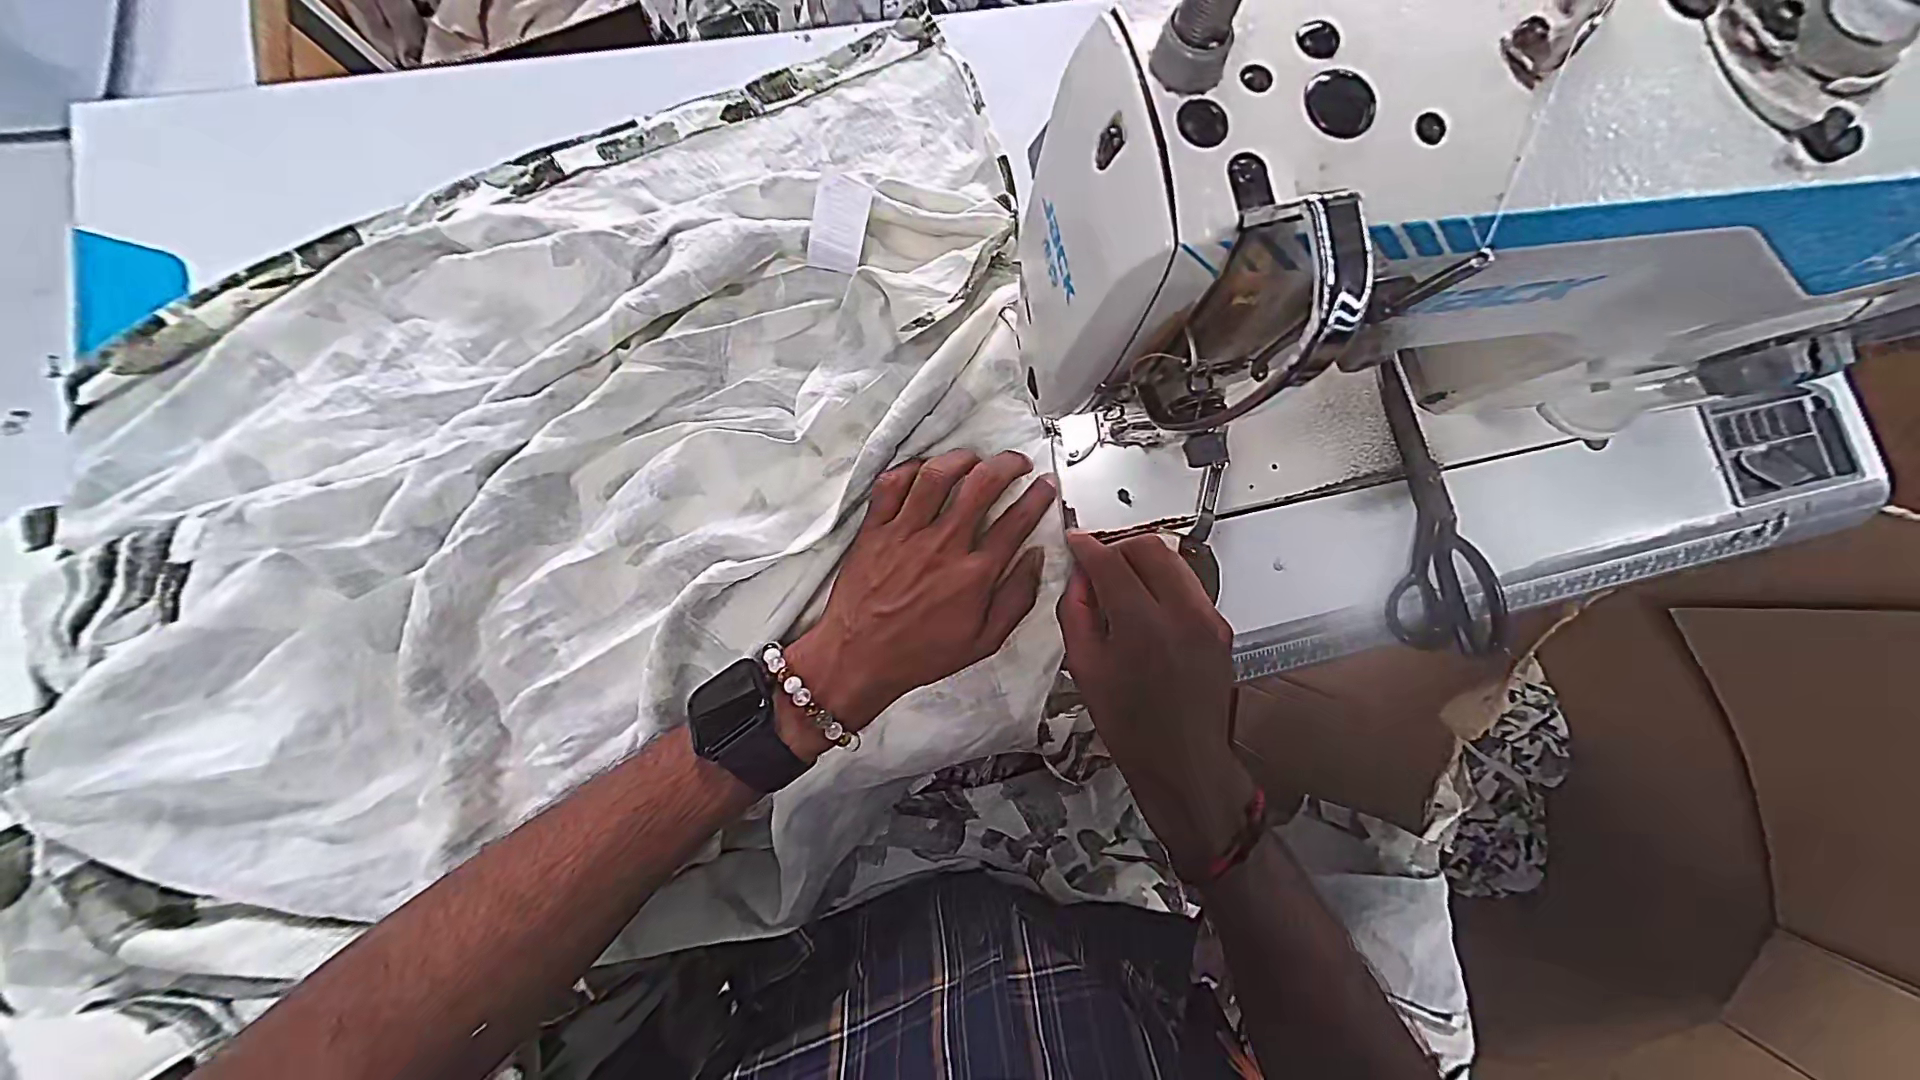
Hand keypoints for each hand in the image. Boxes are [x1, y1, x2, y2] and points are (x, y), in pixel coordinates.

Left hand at [778, 450, 1056, 758]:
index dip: (1037, 498)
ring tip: (973, 459)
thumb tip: (1034, 561)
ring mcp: (906, 535)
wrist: (859, 658)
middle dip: (1007, 465)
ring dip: (961, 459)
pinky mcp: (875, 531)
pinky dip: (908, 470)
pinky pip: (891, 486)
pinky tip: (921, 471)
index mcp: (973, 575)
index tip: (1043, 487)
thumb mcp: (984, 640)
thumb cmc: (917, 653)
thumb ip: (1017, 598)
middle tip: (1016, 463)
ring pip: (937, 476)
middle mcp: (942, 547)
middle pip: (982, 485)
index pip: (1016, 521)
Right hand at [1058, 531, 1254, 880]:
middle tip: (1098, 560)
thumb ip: (1076, 612)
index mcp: (1142, 627)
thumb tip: (1078, 579)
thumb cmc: (1134, 728)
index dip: (1088, 546)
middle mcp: (1182, 615)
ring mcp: (1208, 620)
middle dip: (1117, 546)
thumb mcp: (1085, 668)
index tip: (1077, 542)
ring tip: (1120, 582)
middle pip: (1149, 547)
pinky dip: (1163, 581)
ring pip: (1173, 560)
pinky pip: (1188, 584)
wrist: (1183, 761)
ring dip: (1142, 560)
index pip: (1110, 561)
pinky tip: (1145, 603)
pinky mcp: (1220, 627)